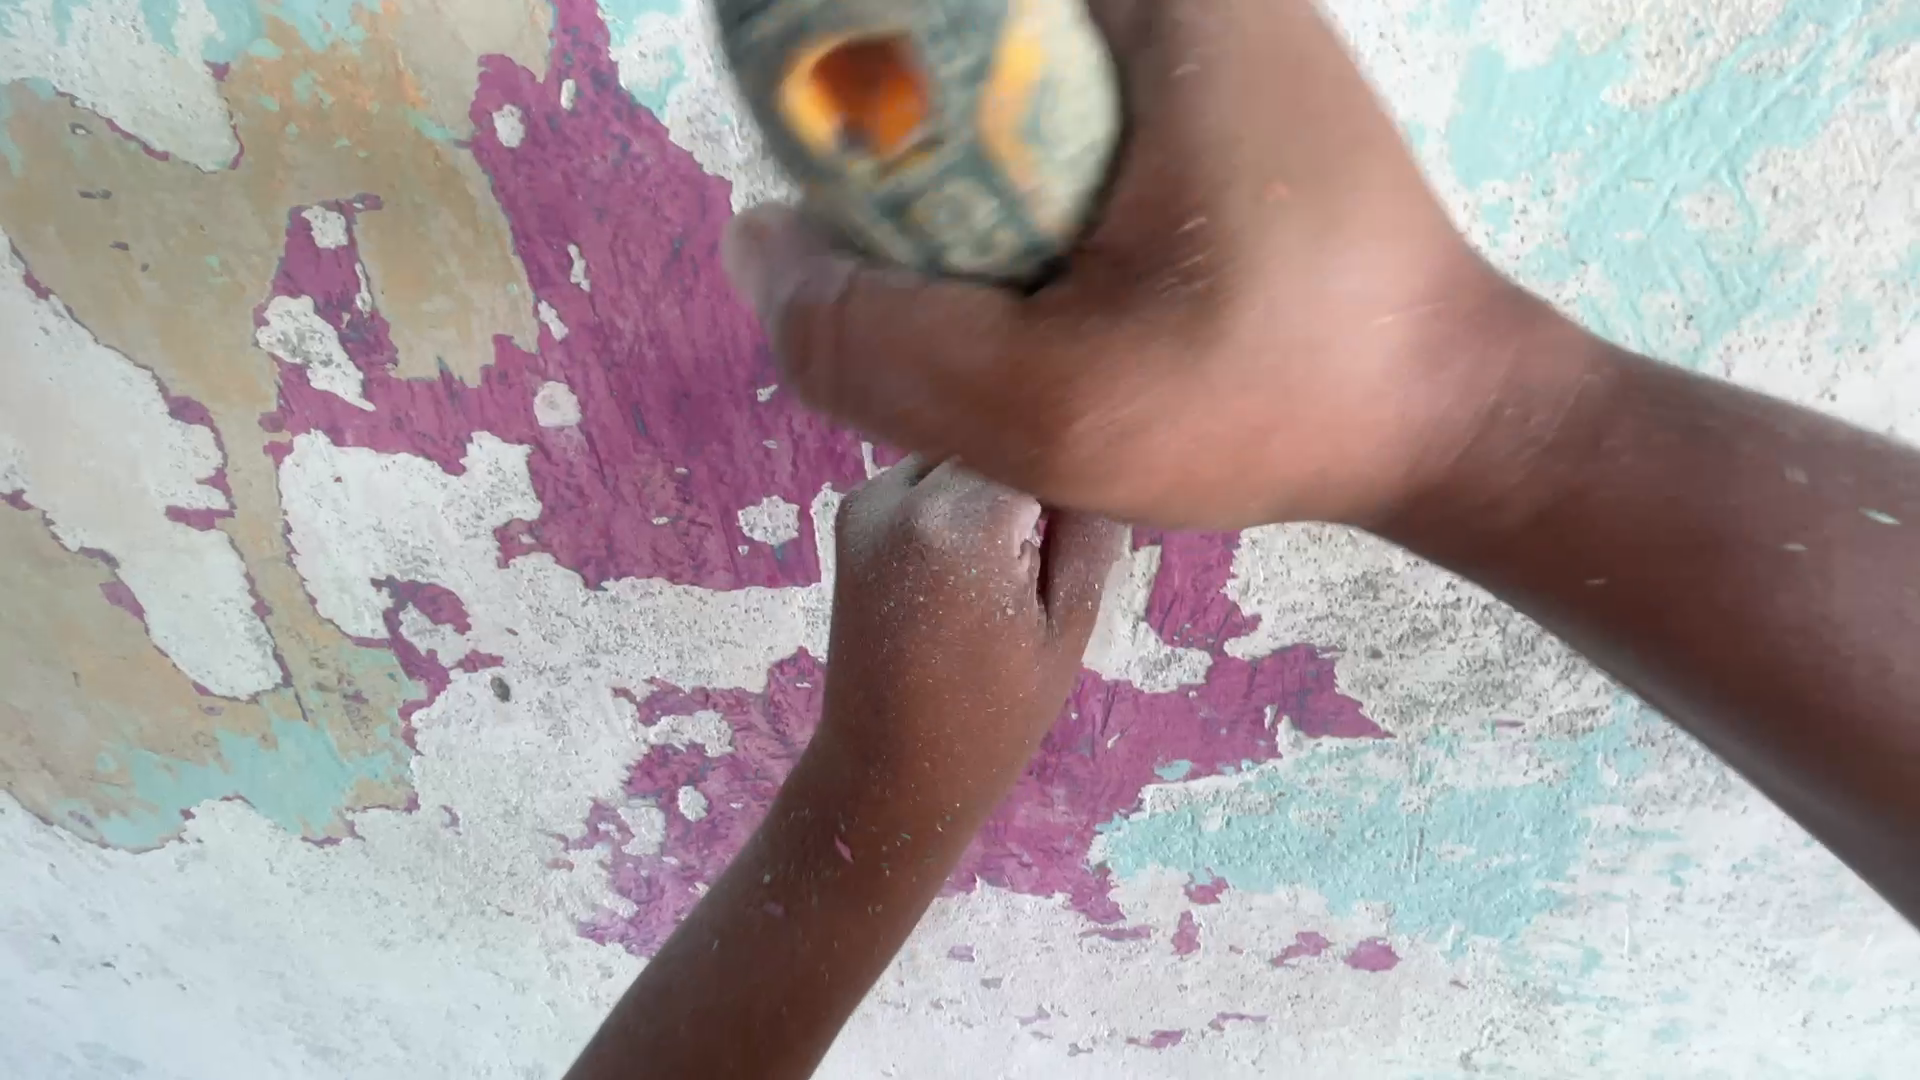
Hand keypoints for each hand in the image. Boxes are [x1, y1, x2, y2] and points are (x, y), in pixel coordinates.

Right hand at [723, 0, 1554, 529]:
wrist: (1430, 415)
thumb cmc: (1267, 406)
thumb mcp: (1050, 411)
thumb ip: (876, 345)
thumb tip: (762, 246)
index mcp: (1132, 10)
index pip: (899, 18)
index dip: (835, 103)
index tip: (876, 239)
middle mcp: (1148, 2)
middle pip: (935, 69)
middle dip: (904, 195)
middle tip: (967, 315)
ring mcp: (1172, 45)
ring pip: (977, 118)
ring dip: (956, 227)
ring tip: (1021, 326)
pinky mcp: (1182, 106)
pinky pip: (1033, 148)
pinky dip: (1008, 231)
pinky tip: (1053, 306)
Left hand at [821, 456, 1121, 798]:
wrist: (889, 767)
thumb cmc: (992, 715)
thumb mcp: (1067, 629)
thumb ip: (1090, 533)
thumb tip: (1096, 465)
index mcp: (957, 522)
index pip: (1037, 446)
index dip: (1070, 472)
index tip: (1086, 513)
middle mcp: (898, 493)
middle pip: (992, 443)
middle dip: (1028, 476)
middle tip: (1048, 543)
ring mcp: (866, 499)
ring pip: (956, 453)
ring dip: (989, 483)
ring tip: (1005, 554)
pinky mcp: (851, 514)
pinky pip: (921, 477)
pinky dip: (953, 496)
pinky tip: (963, 555)